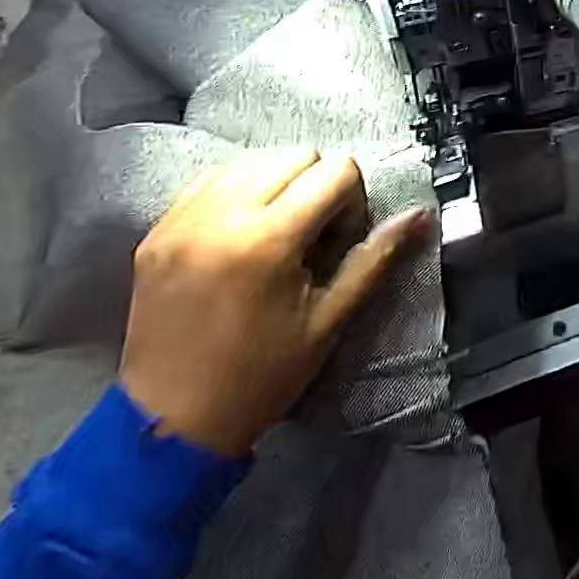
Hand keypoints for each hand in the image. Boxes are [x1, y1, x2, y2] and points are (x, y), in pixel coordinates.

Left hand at [119, 149, 430, 455]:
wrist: (168, 422)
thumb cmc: (262, 372)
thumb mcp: (332, 317)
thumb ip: (377, 257)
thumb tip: (421, 215)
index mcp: (267, 241)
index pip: (335, 172)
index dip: (353, 201)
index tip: (341, 241)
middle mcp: (220, 219)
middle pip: (296, 156)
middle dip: (320, 186)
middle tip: (315, 235)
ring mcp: (181, 223)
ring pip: (253, 160)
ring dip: (281, 183)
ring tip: (281, 230)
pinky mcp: (157, 232)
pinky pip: (210, 179)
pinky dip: (241, 189)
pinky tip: (247, 228)